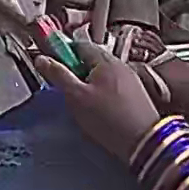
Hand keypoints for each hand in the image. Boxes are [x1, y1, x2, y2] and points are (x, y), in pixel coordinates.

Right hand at [34, 37, 162, 164]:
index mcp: (106, 61)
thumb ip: (57, 74)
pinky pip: (112, 85)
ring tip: (82, 100)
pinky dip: (102, 91)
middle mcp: (121, 65)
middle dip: (76, 70)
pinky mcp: (137, 95)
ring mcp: (132, 80)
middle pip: (91, 59)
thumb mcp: (76, 96)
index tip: (54, 66)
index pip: (79, 45)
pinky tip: (99, 107)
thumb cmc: (108, 118)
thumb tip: (41, 59)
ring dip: (88, 81)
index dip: (63, 53)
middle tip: (67, 87)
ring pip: (101, 73)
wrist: (147, 144)